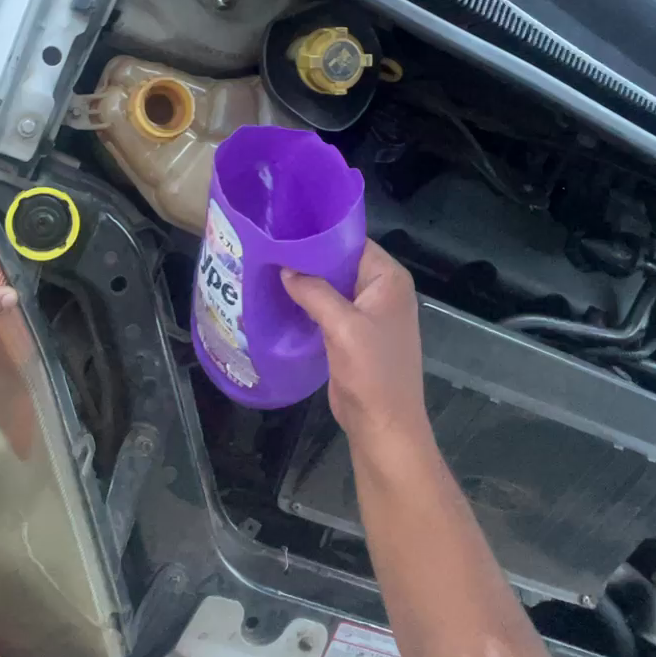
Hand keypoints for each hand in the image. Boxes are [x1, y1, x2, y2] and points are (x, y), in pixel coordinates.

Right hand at [283, 241, 427, 447]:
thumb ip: (314, 292)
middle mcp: (381, 289)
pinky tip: (279, 297)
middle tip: (268, 248)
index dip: (318, 235)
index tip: (282, 229)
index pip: (351, 241)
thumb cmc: (372, 373)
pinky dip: (307, 302)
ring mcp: (367, 312)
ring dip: (304, 281)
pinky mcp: (352, 332)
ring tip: (267, 267)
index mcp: (389, 279)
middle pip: (339, 261)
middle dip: (306, 257)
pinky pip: (327, 306)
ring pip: (330, 284)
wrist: (382, 426)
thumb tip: (285, 269)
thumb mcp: (343, 326)